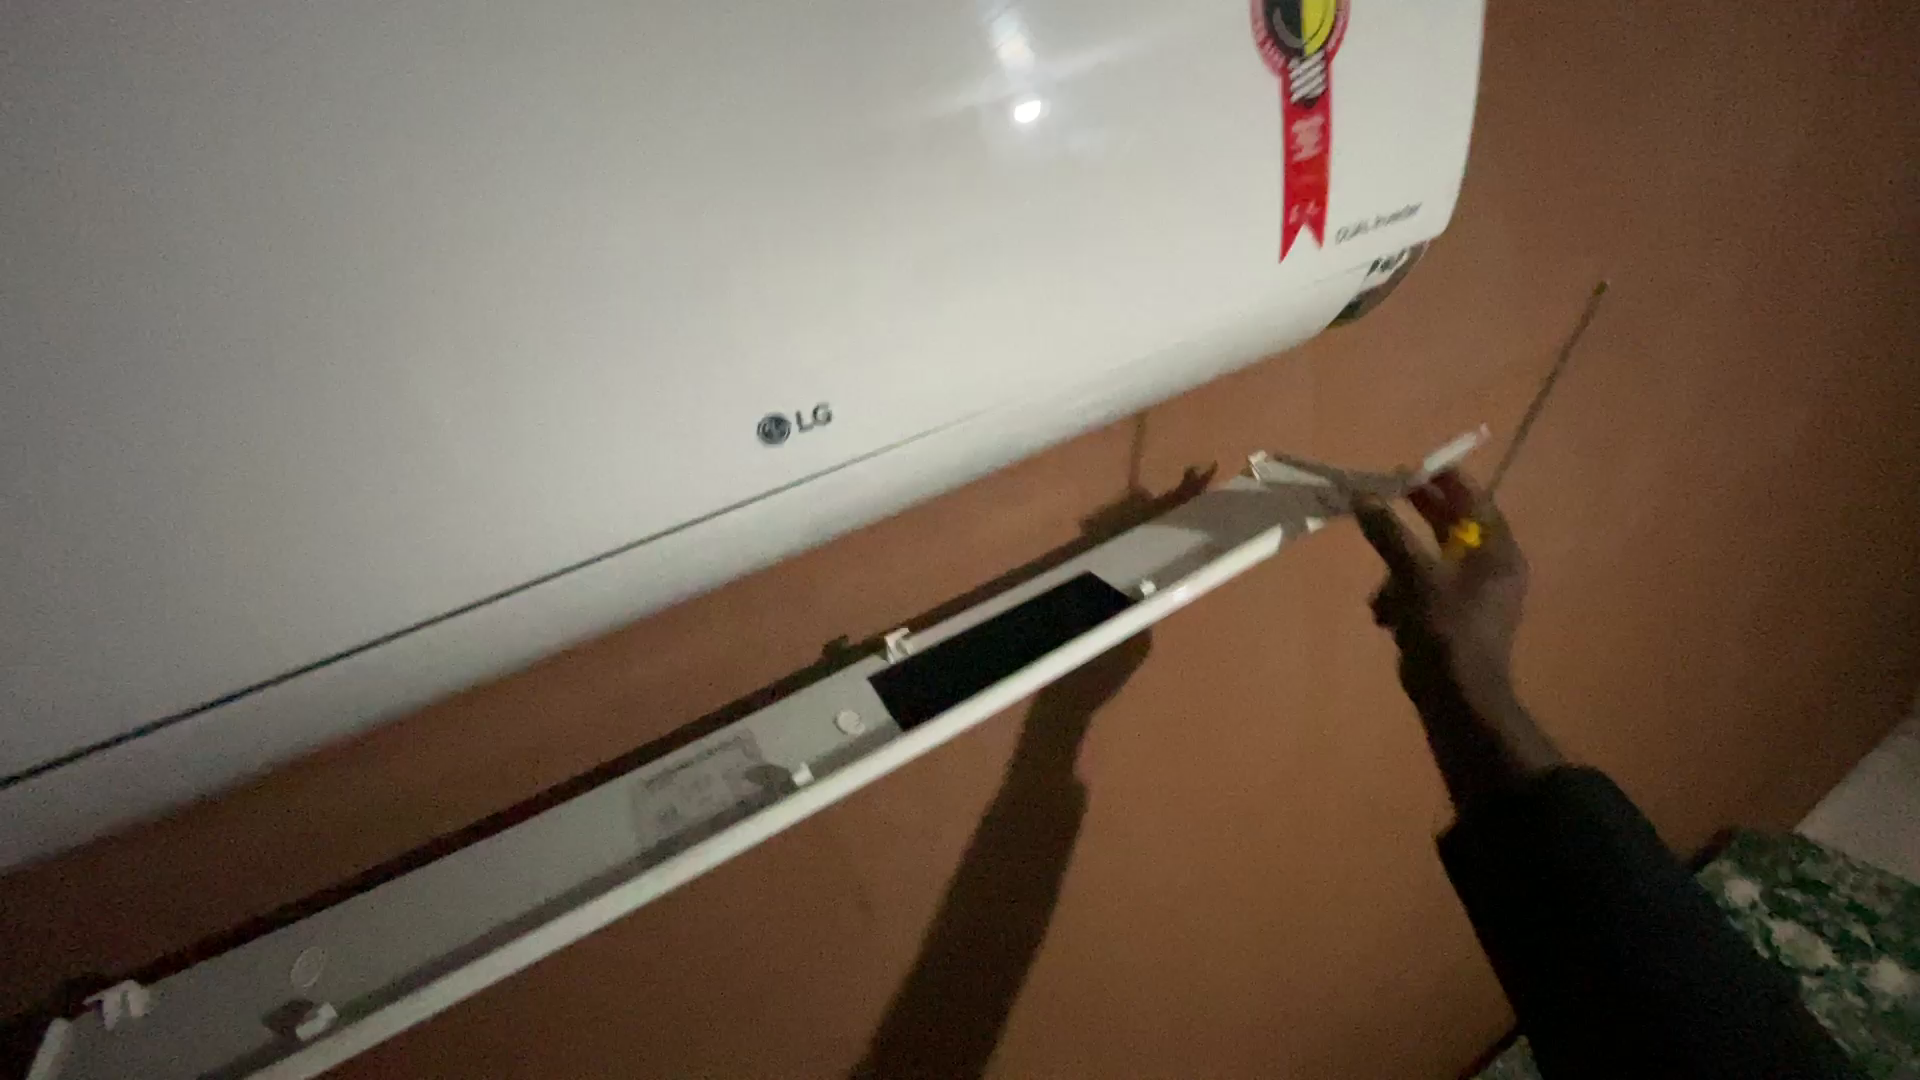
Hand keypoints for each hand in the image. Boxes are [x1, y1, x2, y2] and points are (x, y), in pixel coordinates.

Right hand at [1354, 471, 1527, 720]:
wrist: (1456, 694)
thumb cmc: (1445, 628)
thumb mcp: (1414, 575)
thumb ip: (1389, 534)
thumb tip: (1363, 496)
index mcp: (1497, 552)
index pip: (1475, 501)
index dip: (1443, 481)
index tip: (1409, 468)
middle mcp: (1491, 568)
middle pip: (1452, 527)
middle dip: (1415, 518)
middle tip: (1382, 496)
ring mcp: (1471, 593)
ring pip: (1427, 561)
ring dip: (1397, 571)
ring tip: (1382, 596)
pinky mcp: (1451, 615)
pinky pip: (1420, 589)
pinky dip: (1400, 597)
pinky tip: (1385, 616)